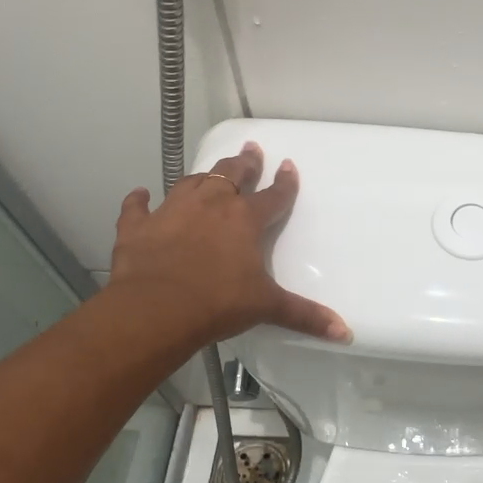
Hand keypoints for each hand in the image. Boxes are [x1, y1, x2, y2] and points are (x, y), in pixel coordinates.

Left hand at [105, 142, 349, 349]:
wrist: (155, 309)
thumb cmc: (218, 303)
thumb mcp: (268, 308)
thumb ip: (305, 315)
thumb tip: (345, 333)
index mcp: (245, 220)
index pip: (272, 196)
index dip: (284, 182)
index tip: (288, 166)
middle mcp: (210, 205)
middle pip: (230, 174)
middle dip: (244, 163)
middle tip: (250, 150)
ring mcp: (171, 212)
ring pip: (189, 183)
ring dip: (201, 177)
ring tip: (208, 175)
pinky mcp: (138, 227)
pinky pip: (137, 207)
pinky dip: (139, 200)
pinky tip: (140, 195)